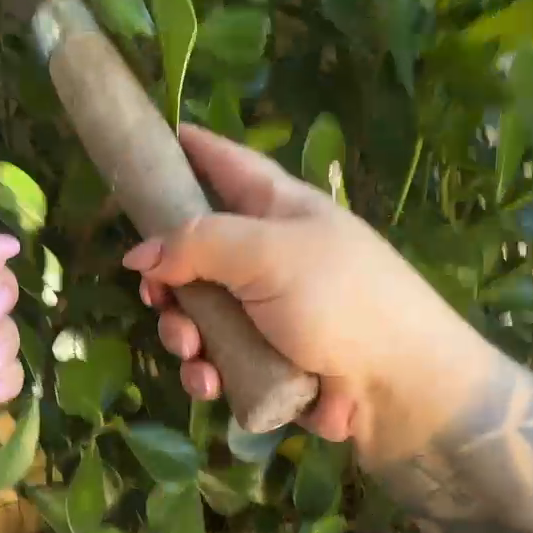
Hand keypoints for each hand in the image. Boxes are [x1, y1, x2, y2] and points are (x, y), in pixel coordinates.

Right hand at [123, 125, 498, 460]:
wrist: (395, 385)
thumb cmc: (341, 300)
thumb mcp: (268, 254)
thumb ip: (197, 245)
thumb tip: (137, 256)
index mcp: (275, 210)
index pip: (223, 164)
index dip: (184, 151)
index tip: (140, 146)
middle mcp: (264, 258)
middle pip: (190, 254)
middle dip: (166, 280)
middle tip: (156, 299)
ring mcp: (261, 313)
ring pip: (195, 315)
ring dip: (182, 334)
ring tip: (193, 351)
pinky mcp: (260, 361)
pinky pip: (213, 360)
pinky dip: (205, 372)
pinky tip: (211, 382)